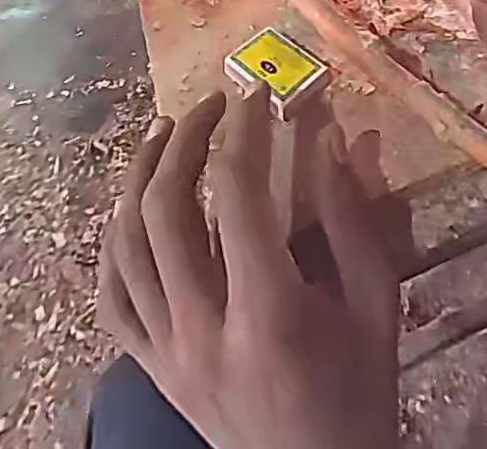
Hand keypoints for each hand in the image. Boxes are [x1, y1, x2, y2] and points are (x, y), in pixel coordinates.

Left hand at [98, 90, 400, 448]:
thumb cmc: (355, 392)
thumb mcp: (375, 303)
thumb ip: (355, 218)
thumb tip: (332, 135)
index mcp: (266, 315)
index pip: (237, 196)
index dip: (244, 130)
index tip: (256, 93)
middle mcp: (201, 331)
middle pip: (165, 209)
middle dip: (187, 139)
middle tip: (212, 103)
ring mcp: (164, 354)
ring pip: (125, 245)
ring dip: (139, 175)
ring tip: (164, 130)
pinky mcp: (150, 368)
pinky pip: (111, 295)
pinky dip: (113, 241)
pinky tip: (131, 204)